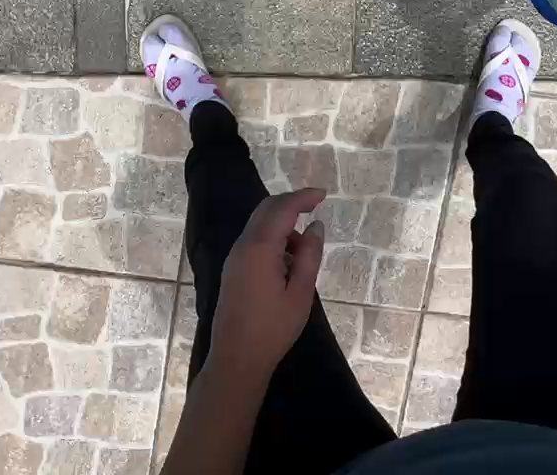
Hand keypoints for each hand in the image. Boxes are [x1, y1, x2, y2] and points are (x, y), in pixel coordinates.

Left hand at [207, 188, 326, 384]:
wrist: (236, 361)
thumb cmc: (273, 329)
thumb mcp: (300, 293)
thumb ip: (310, 255)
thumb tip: (316, 226)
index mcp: (260, 248)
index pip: (283, 208)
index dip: (303, 197)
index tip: (323, 194)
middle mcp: (243, 245)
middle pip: (267, 209)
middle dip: (292, 203)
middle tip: (315, 207)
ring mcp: (234, 257)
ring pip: (260, 224)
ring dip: (283, 224)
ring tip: (305, 250)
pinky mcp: (233, 269)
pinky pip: (254, 239)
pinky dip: (273, 237)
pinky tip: (288, 260)